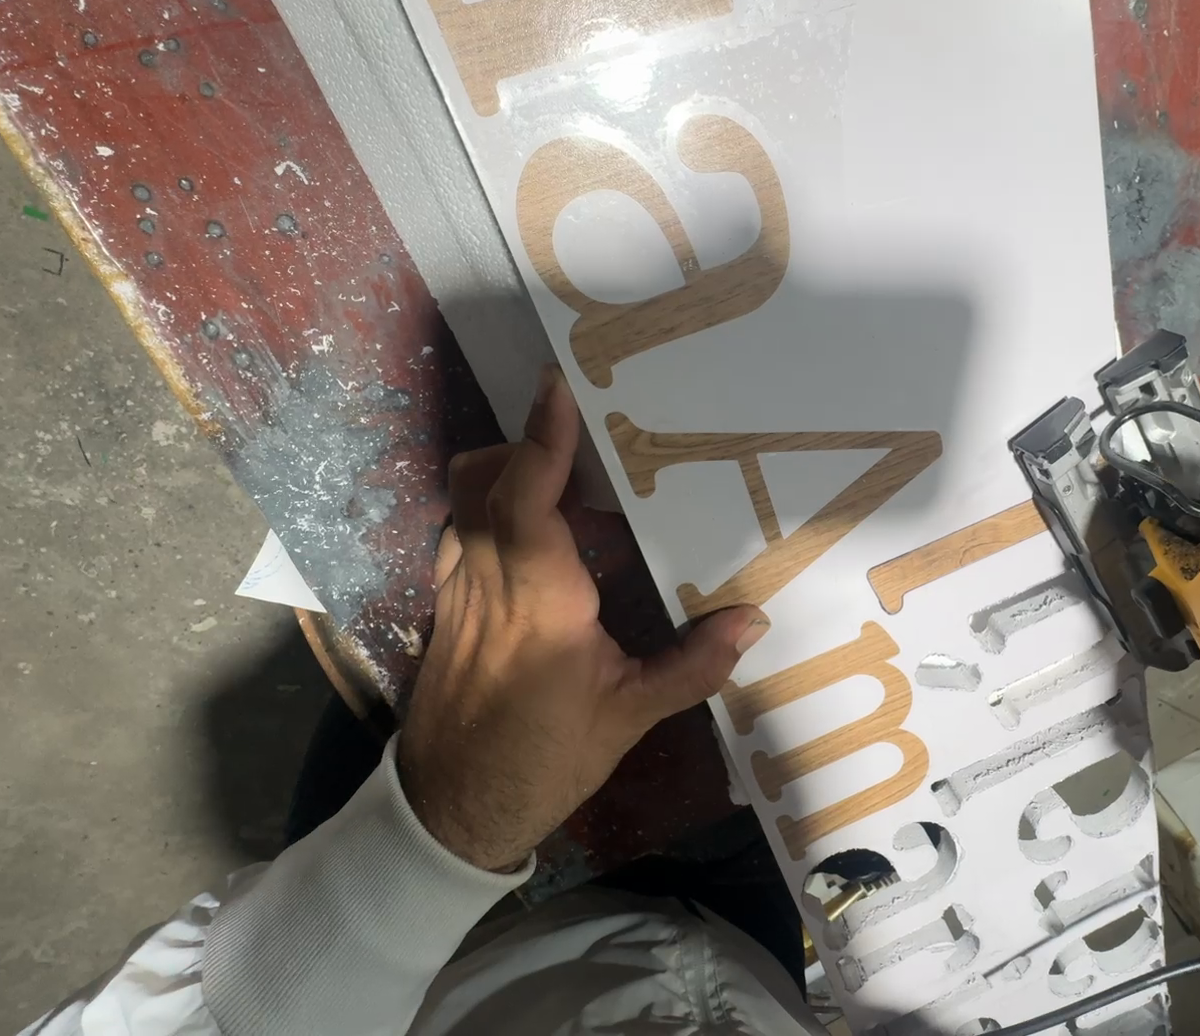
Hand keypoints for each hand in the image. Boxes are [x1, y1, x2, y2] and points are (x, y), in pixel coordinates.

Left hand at [397, 365, 770, 870]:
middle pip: (481, 480)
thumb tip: (753, 621)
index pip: (527, 498)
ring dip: (506, 475)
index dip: (542, 438)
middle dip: (526, 444)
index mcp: (538, 599)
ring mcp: (456, 592)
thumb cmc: (542, 759)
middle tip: (581, 445)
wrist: (449, 813)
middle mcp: (487, 580)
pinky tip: (537, 543)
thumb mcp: (628, 717)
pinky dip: (493, 512)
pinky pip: (461, 534)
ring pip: (463, 503)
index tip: (558, 386)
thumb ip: (692, 666)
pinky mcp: (446, 610)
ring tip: (567, 487)